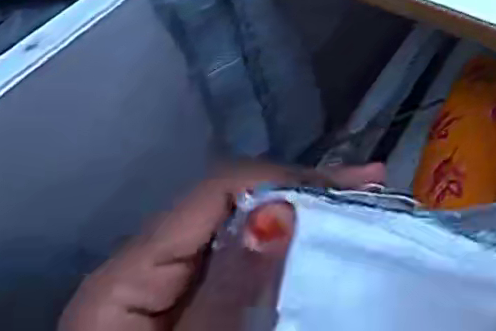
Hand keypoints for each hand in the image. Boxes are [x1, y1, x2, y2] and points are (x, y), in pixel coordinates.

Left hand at [59, 160, 385, 330]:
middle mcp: (142, 268)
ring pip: (237, 231)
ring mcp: (161, 292)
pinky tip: (315, 245)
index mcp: (125, 275)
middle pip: (230, 204)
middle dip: (300, 194)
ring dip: (296, 219)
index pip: (216, 192)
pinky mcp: (181, 314)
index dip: (285, 181)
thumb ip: (229, 294)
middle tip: (369, 187)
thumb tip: (279, 208)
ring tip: (356, 205)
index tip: (352, 188)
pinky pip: (235, 267)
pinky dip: (279, 255)